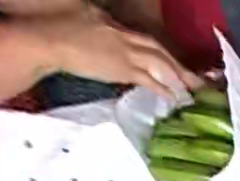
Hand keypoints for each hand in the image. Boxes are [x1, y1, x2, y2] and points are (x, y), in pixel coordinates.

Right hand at [28, 14, 197, 96]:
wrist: (43, 40)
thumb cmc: (55, 33)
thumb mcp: (82, 24)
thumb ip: (100, 33)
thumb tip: (110, 49)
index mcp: (109, 22)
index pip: (142, 38)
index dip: (161, 53)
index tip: (174, 65)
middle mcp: (120, 34)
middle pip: (156, 47)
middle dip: (178, 63)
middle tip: (196, 79)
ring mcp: (123, 51)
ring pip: (160, 62)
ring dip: (179, 76)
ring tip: (193, 90)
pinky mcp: (123, 68)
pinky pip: (151, 80)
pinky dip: (165, 90)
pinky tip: (175, 99)